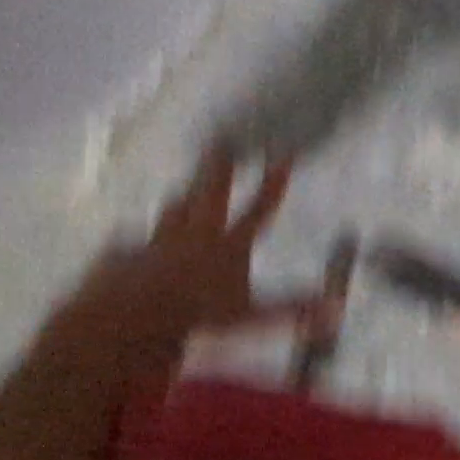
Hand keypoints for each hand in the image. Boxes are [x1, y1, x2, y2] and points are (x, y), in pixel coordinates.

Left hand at [53, 149, 295, 361]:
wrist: (128, 318)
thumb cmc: (197, 316)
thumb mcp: (251, 317)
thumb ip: (291, 309)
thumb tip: (336, 308)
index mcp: (230, 244)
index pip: (260, 208)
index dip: (275, 182)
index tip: (285, 155)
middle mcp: (196, 232)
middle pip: (211, 191)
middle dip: (218, 166)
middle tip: (220, 141)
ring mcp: (158, 240)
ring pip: (173, 211)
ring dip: (182, 200)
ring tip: (185, 189)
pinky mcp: (124, 253)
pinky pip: (132, 242)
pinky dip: (136, 242)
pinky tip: (130, 243)